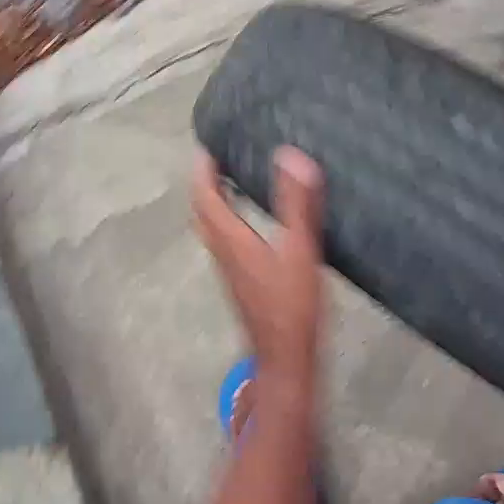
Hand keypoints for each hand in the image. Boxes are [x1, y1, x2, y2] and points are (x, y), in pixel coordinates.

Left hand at [192, 147, 327, 382]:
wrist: (284, 358)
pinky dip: (226, 219)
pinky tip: (247, 219)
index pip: (205, 197)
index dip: (202, 170)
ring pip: (210, 227)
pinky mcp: (240, 280)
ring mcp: (229, 268)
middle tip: (215, 158)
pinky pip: (223, 239)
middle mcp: (223, 251)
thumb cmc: (292, 305)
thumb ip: (297, 205)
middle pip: (202, 211)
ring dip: (213, 201)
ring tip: (229, 179)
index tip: (207, 145)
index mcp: (231, 239)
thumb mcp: (300, 250)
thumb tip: (290, 156)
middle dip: (204, 183)